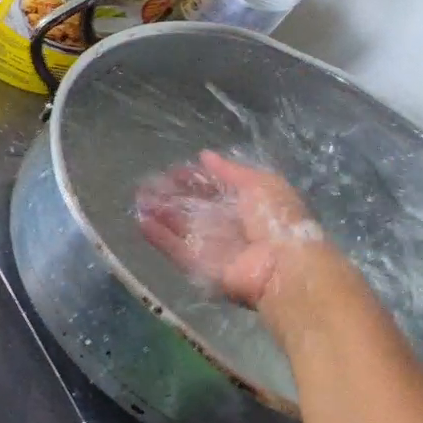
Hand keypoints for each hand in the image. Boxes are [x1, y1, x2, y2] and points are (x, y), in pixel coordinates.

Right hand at [136, 150, 321, 307]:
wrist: (284, 268)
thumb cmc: (277, 221)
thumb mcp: (262, 184)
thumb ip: (231, 171)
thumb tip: (204, 155)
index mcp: (246, 205)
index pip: (213, 189)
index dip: (192, 178)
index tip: (171, 171)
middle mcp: (228, 225)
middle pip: (192, 207)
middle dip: (169, 194)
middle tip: (146, 184)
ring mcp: (212, 247)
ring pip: (179, 226)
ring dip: (159, 212)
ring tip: (138, 199)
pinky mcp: (200, 266)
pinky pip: (175, 249)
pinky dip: (158, 237)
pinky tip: (141, 221)